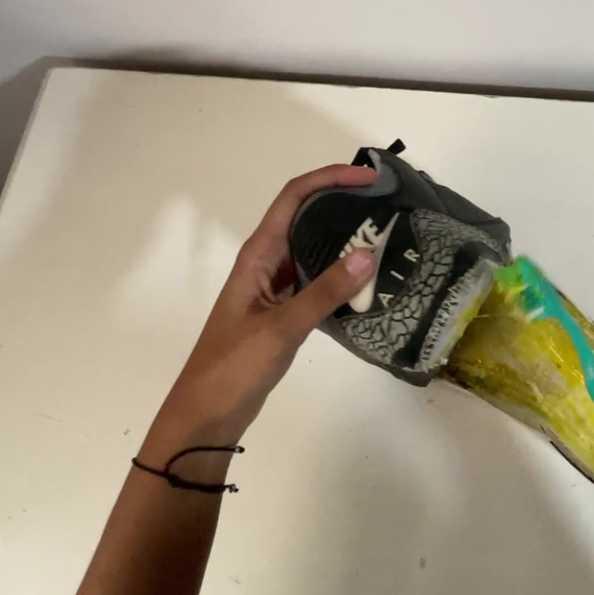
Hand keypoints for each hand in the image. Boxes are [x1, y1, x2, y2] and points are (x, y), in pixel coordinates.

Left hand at [141, 164, 379, 461]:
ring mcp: (276, 285)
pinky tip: (369, 282)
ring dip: (346, 238)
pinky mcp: (285, 309)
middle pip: (308, 215)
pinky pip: (318, 278)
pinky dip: (342, 273)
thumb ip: (325, 293)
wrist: (206, 416)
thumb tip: (369, 254)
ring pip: (315, 247)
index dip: (330, 178)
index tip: (368, 179)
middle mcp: (268, 260)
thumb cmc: (233, 366)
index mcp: (258, 253)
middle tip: (387, 205)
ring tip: (387, 237)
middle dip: (344, 202)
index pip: (295, 197)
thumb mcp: (281, 328)